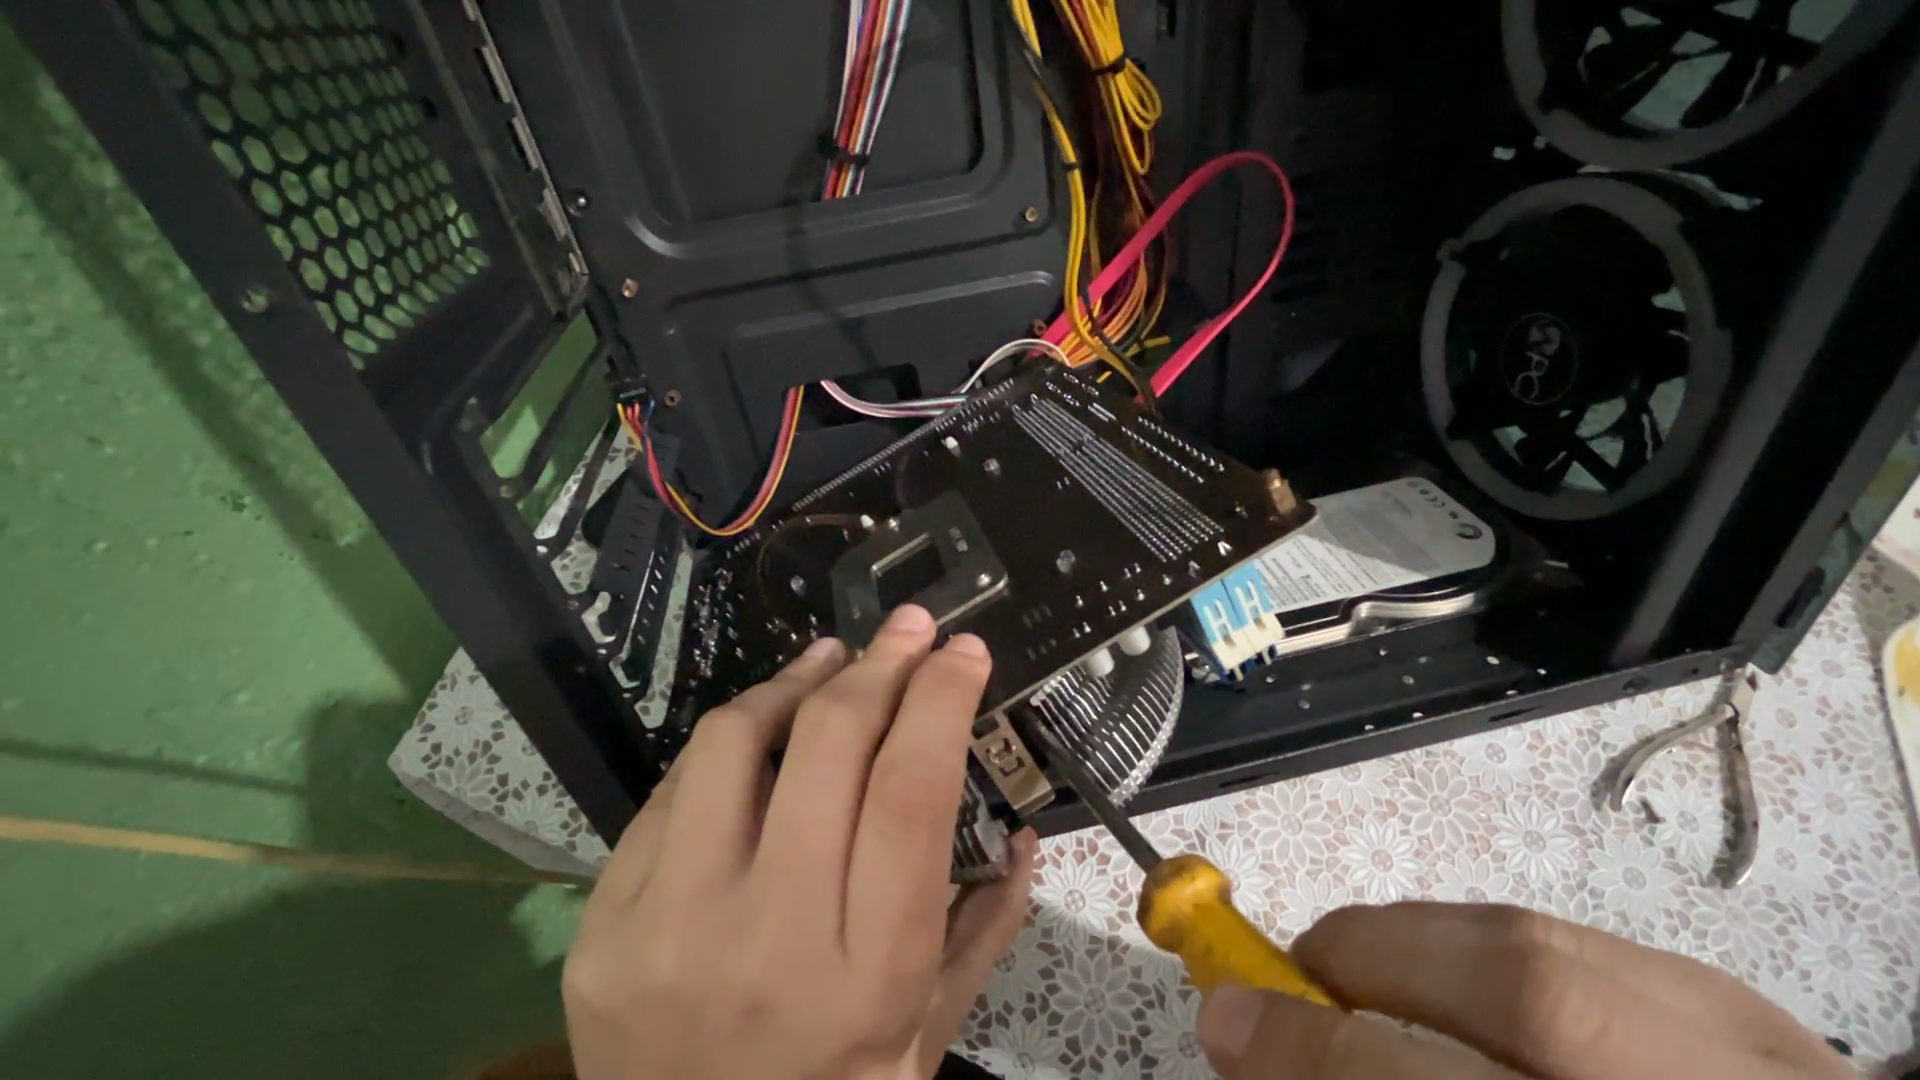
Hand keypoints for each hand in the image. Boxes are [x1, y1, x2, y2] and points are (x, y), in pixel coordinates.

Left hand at [562, 604, 1035, 1079]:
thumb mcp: (924, 1039)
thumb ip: (983, 933)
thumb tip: (1023, 835)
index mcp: (865, 974)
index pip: (910, 790)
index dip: (941, 700)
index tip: (963, 651)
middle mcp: (765, 935)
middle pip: (827, 745)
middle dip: (880, 664)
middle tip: (908, 628)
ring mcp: (666, 925)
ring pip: (732, 743)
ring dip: (792, 680)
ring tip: (830, 661)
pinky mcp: (601, 922)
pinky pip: (670, 792)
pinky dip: (727, 745)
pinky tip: (756, 732)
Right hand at [1198, 902, 1849, 1078]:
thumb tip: (1266, 1040)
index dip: (1314, 1049)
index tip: (1224, 1016)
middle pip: (1517, 989)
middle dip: (1366, 963)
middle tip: (1290, 982)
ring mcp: (1750, 1039)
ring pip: (1537, 941)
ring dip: (1417, 946)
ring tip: (1365, 978)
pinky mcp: (1739, 997)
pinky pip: (1568, 934)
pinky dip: (1483, 944)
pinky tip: (1464, 989)